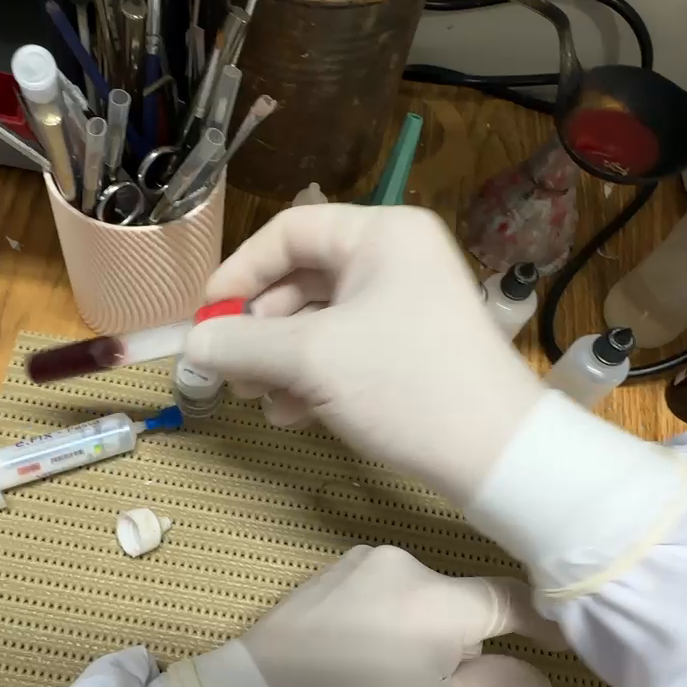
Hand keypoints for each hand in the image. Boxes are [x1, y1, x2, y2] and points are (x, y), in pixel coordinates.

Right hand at [183, 205, 545, 502]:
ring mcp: (402, 308)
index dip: (240, 271)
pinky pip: (343, 352)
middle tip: (228, 370)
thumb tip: (190, 343)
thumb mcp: (313, 360)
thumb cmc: (404, 384)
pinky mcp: (406, 351)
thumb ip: (244, 345)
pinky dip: (311, 378)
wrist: (495, 454)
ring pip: (318, 323)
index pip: (289, 232)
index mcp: (380, 236)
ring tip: (256, 399)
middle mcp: (393, 261)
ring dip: (280, 360)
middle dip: (259, 329)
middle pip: (301, 281)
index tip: (206, 316)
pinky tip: (290, 415)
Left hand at [183, 545, 554, 686]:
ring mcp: (357, 563)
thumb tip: (537, 676)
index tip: (558, 645)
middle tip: (458, 684)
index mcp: (438, 599)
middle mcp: (401, 565)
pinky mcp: (325, 573)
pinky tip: (369, 656)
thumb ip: (497, 686)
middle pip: (459, 597)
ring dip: (427, 626)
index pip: (509, 599)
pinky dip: (391, 617)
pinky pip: (380, 590)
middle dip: (470, 636)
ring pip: (418, 594)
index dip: (540, 624)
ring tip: (401, 676)